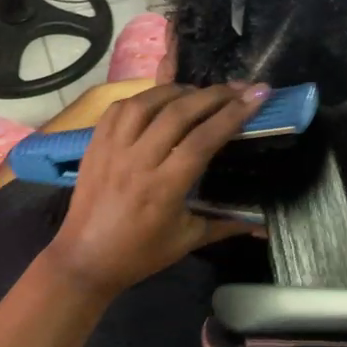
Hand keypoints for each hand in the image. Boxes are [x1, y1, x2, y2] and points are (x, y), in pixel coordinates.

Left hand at [44, 83, 268, 296]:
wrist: (84, 259)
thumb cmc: (139, 254)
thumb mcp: (186, 241)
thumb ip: (225, 224)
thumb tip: (261, 224)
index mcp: (163, 188)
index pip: (203, 140)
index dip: (232, 114)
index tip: (257, 95)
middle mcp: (137, 162)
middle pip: (179, 113)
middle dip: (214, 95)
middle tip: (238, 87)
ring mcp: (112, 149)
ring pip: (147, 102)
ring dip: (177, 90)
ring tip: (198, 92)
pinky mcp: (95, 143)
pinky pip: (119, 108)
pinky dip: (143, 97)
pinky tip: (160, 100)